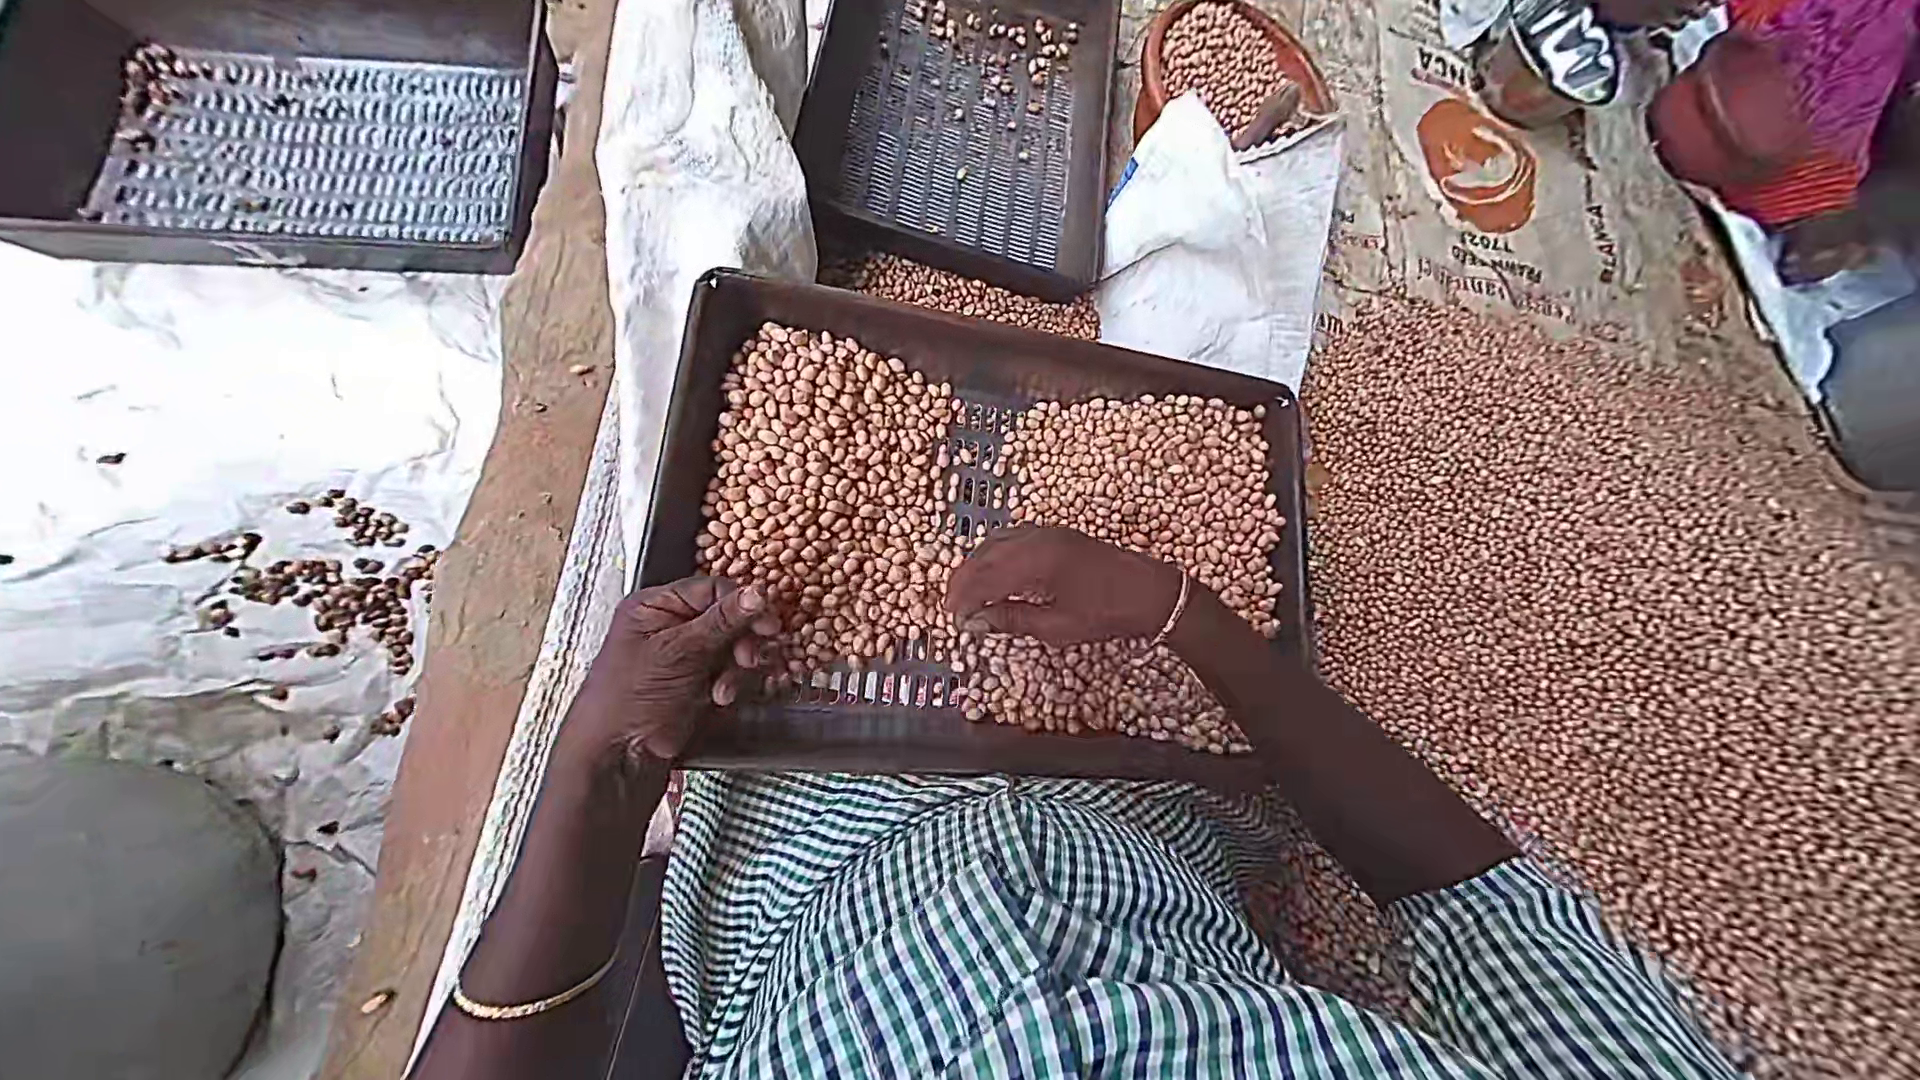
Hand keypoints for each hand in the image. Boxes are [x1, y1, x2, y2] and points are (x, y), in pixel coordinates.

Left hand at [569, 577, 780, 764]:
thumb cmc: (629, 698)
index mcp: (655, 607)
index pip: (710, 589)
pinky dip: (730, 682)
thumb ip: (722, 621)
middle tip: (748, 657)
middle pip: (727, 617)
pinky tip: (718, 697)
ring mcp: (687, 654)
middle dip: (740, 641)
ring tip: (723, 687)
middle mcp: (672, 625)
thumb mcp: (678, 652)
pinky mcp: (699, 679)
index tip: (765, 621)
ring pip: (733, 645)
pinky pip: (730, 669)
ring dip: (735, 667)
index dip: (740, 604)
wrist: (619, 756)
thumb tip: (758, 593)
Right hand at [943, 526, 1182, 645]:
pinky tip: (991, 572)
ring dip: (976, 566)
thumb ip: (1013, 620)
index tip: (954, 620)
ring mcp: (1046, 532)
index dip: (964, 599)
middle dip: (963, 581)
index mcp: (1036, 560)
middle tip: (952, 607)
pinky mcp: (1055, 534)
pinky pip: (1012, 537)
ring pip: (995, 543)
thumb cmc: (1107, 613)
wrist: (1151, 592)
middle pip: (984, 556)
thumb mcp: (1058, 626)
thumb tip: (976, 622)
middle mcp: (1037, 538)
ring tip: (966, 592)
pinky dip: (994, 555)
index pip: (984, 578)